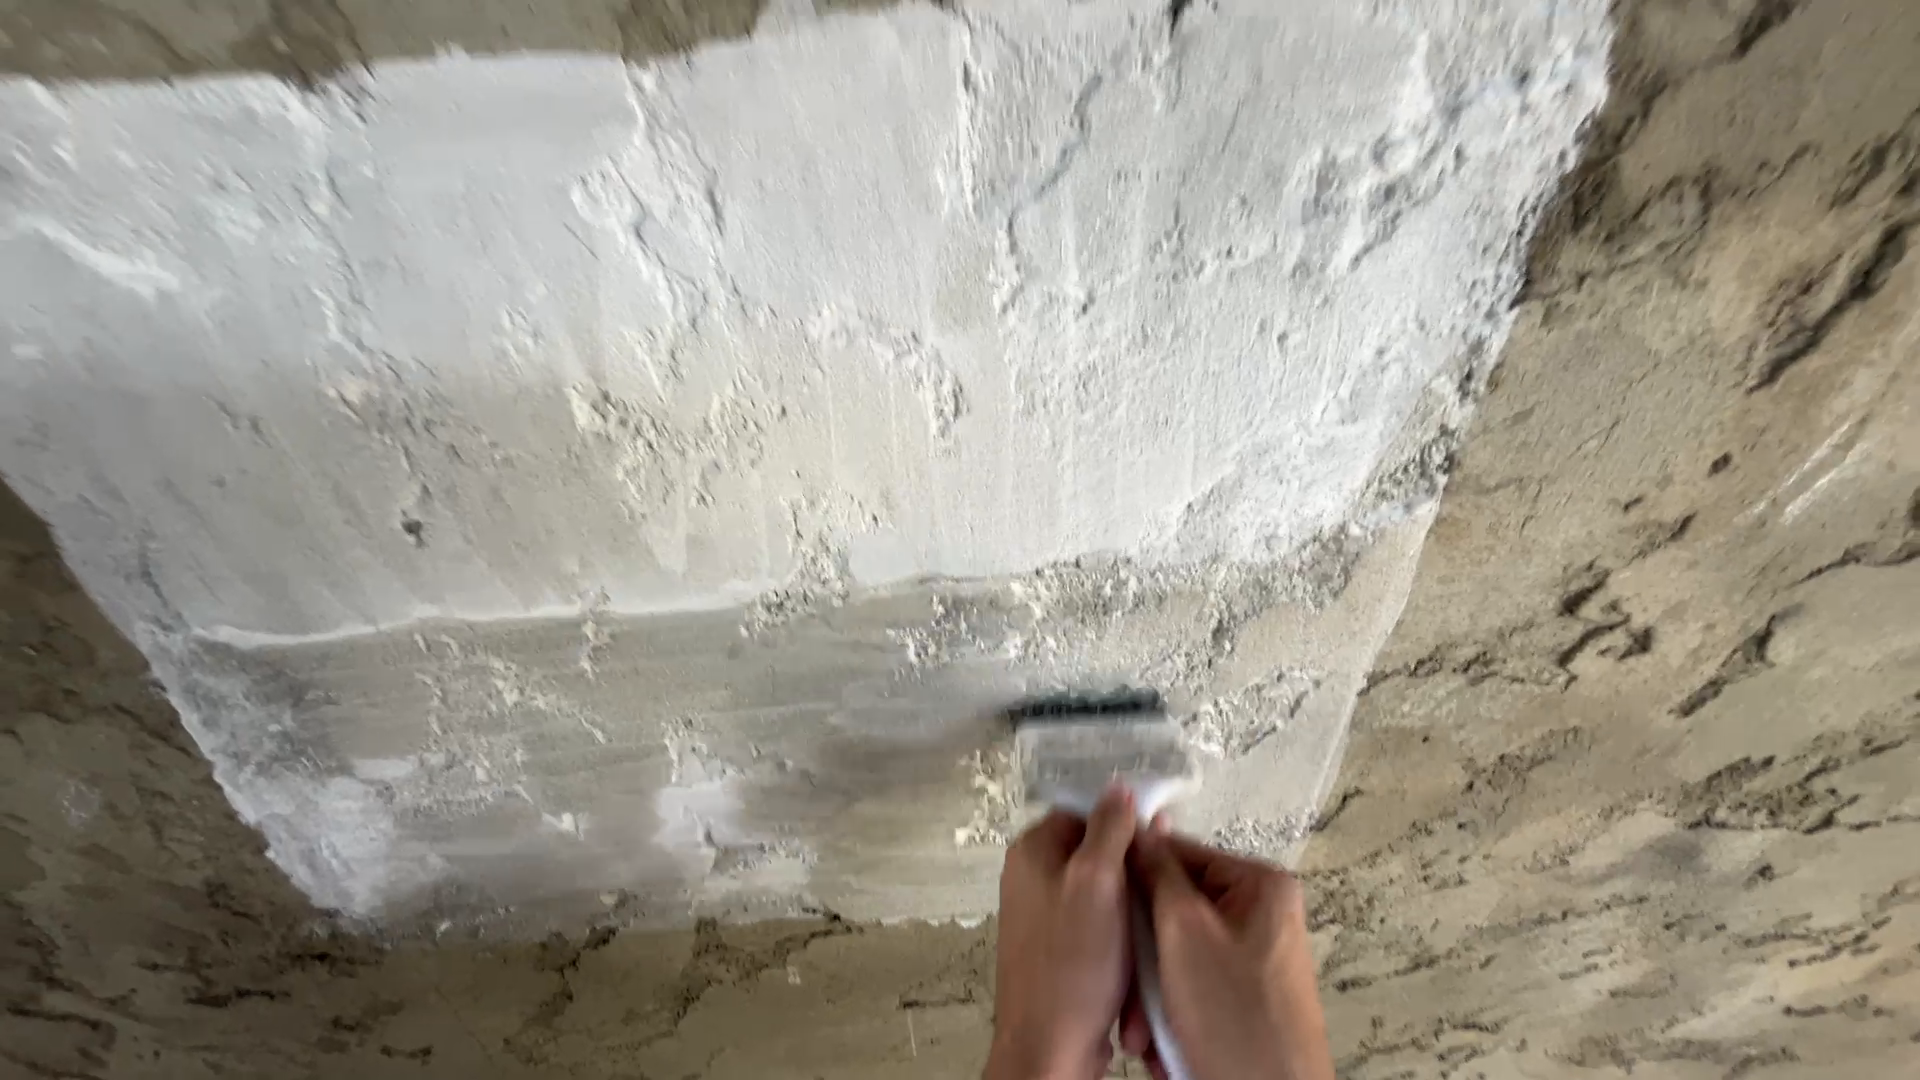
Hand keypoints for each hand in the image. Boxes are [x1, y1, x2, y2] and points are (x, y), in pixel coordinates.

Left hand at [986, 787, 1137, 1079]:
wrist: (1049, 1049)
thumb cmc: (1073, 962)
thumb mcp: (1098, 882)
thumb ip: (1109, 830)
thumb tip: (1118, 786)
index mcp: (1032, 851)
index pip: (1084, 814)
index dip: (1121, 827)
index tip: (1154, 847)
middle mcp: (1032, 878)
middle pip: (1097, 860)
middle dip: (1131, 888)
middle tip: (1156, 905)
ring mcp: (1043, 918)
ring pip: (1105, 903)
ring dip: (1130, 929)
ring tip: (1144, 953)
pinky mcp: (1057, 953)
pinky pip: (1098, 938)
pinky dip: (1118, 956)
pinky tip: (1131, 979)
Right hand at [1123, 821, 1333, 1079]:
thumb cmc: (1234, 1018)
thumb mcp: (1183, 930)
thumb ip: (1156, 872)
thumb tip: (1136, 826)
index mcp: (1260, 885)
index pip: (1179, 852)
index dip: (1135, 873)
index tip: (1102, 900)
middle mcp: (1260, 914)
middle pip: (1174, 906)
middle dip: (1142, 952)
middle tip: (1125, 987)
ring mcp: (1252, 958)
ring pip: (1176, 950)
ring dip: (1149, 989)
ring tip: (1140, 1029)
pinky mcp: (1241, 998)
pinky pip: (1190, 982)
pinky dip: (1169, 1010)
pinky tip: (1159, 1041)